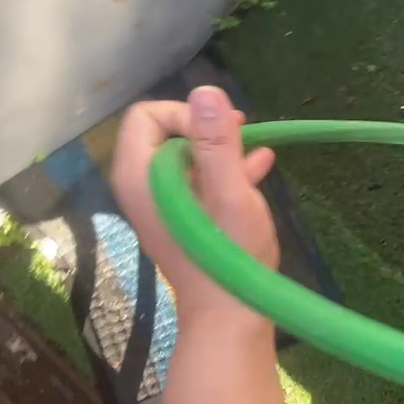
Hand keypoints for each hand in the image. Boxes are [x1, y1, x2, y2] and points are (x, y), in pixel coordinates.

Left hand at [109, 85, 279, 325]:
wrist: (231, 313)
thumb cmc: (230, 254)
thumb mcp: (230, 193)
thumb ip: (216, 143)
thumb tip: (207, 91)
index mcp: (142, 176)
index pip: (148, 116)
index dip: (188, 114)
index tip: (226, 133)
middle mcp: (143, 186)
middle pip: (166, 134)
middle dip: (208, 130)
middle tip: (246, 139)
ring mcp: (162, 204)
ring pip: (187, 157)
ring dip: (221, 150)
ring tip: (257, 151)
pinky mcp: (183, 218)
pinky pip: (198, 180)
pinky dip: (226, 170)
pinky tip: (261, 166)